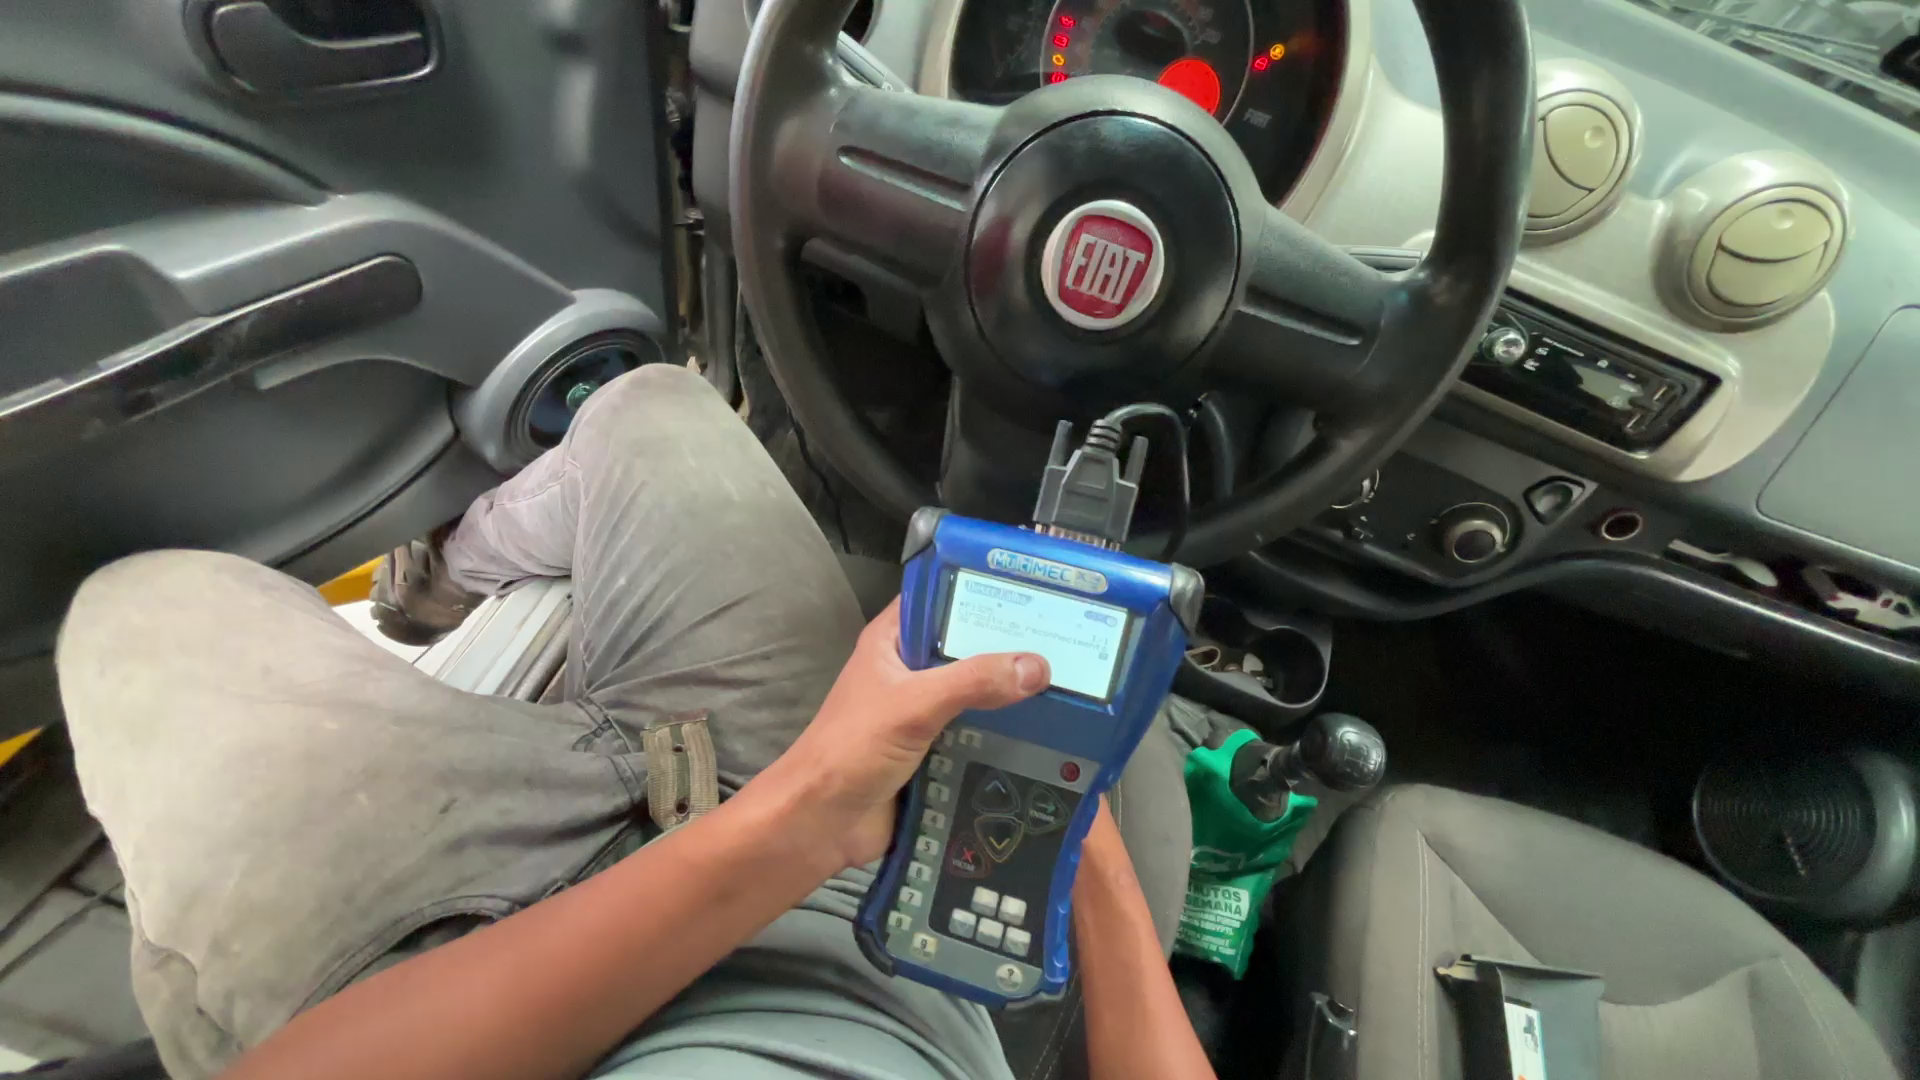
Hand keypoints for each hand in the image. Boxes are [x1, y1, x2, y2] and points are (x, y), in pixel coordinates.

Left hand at [763, 599, 1047, 867]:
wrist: (821, 824)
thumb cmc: (853, 750)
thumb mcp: (912, 705)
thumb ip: (972, 682)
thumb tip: (1038, 666)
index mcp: (893, 640)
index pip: (943, 598)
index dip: (985, 590)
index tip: (1037, 588)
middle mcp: (911, 668)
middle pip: (969, 647)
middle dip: (1012, 645)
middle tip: (1071, 638)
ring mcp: (925, 710)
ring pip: (979, 692)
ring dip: (1015, 693)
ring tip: (1075, 682)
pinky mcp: (937, 748)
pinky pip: (980, 731)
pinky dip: (1009, 732)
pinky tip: (1054, 731)